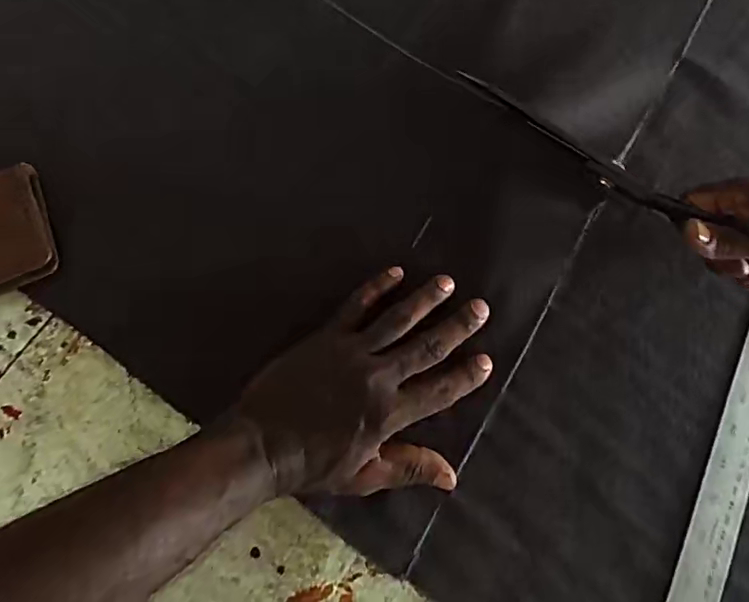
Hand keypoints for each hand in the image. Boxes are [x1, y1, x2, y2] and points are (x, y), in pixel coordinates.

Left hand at [223, 267, 492, 497]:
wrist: (262, 443)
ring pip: (397, 320)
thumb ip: (408, 468)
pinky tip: (396, 272)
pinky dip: (377, 287)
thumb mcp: (363, 477)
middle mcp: (377, 377)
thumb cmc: (313, 464)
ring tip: (446, 282)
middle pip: (425, 347)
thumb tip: (452, 476)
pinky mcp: (328, 336)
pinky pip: (356, 305)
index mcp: (388, 415)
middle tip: (480, 307)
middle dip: (456, 327)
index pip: (438, 391)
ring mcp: (352, 352)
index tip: (487, 359)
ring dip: (424, 300)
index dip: (464, 376)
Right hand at [682, 179, 748, 296]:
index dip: (693, 227)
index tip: (706, 251)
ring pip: (735, 244)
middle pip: (713, 227)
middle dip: (721, 255)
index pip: (695, 202)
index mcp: (743, 192)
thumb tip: (687, 233)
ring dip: (741, 267)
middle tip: (739, 272)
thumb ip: (726, 240)